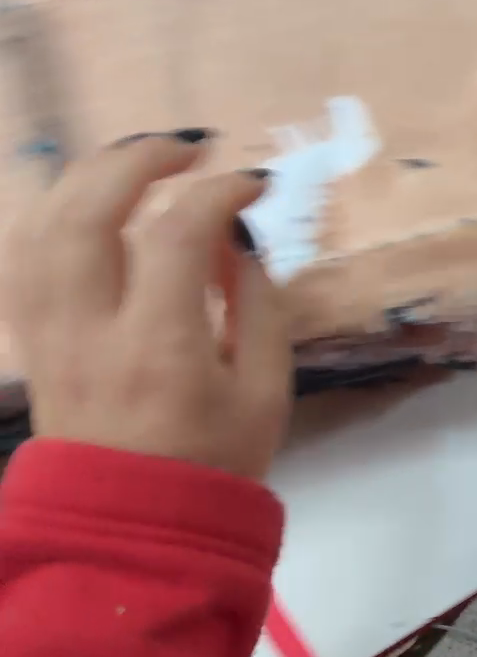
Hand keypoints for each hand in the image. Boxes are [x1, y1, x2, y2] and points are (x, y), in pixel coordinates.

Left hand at [1, 133, 291, 478]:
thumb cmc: (221, 448)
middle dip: (134, 165)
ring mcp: (47, 330)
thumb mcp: (267, 383)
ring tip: (142, 160)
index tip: (256, 182)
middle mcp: (88, 327)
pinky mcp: (34, 334)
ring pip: (40, 230)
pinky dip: (62, 215)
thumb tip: (237, 238)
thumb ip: (255, 305)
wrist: (134, 510)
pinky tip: (99, 205)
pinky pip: (29, 256)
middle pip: (84, 218)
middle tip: (189, 146)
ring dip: (89, 181)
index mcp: (161, 342)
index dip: (216, 194)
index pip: (176, 238)